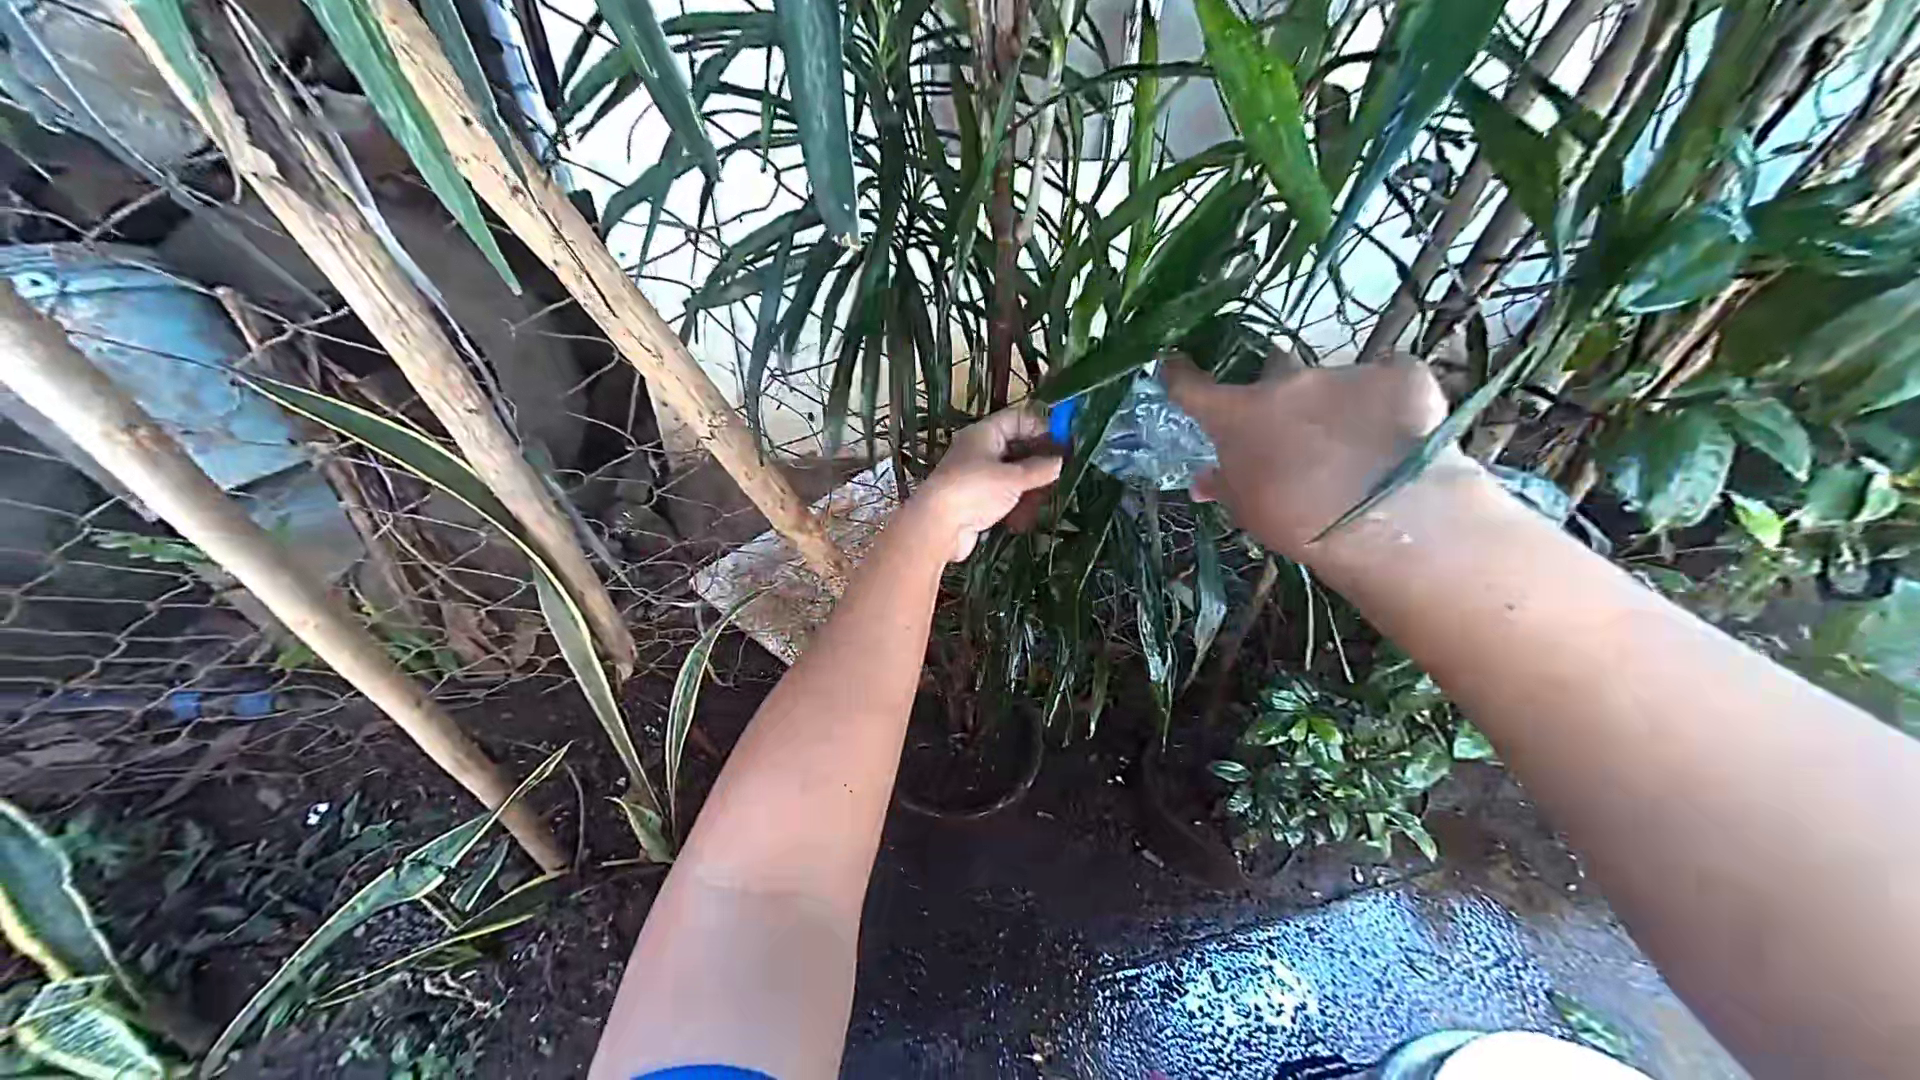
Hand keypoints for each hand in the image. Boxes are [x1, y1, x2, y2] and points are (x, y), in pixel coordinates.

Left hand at [912, 407, 1063, 561]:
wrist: (938, 526)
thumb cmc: (975, 490)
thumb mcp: (1013, 477)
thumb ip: (1040, 468)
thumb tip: (1060, 462)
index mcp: (984, 433)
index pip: (1018, 418)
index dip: (1043, 426)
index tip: (1067, 439)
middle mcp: (980, 450)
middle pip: (1016, 447)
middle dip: (1040, 459)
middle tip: (1066, 468)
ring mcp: (977, 476)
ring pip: (1012, 474)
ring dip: (1031, 484)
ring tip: (1051, 494)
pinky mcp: (976, 501)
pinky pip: (1003, 496)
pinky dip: (1018, 502)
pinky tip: (1030, 514)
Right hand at [1164, 350, 1484, 562]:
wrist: (1387, 524)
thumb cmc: (1298, 522)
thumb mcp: (1247, 510)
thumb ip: (1223, 484)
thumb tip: (1203, 480)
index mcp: (1238, 415)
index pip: (1192, 386)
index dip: (1180, 375)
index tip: (1174, 364)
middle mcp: (1285, 381)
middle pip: (1271, 373)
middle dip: (1274, 392)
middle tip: (1289, 427)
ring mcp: (1344, 372)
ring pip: (1328, 380)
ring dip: (1329, 403)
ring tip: (1350, 443)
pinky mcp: (1399, 374)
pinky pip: (1384, 379)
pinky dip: (1382, 400)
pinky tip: (1393, 431)